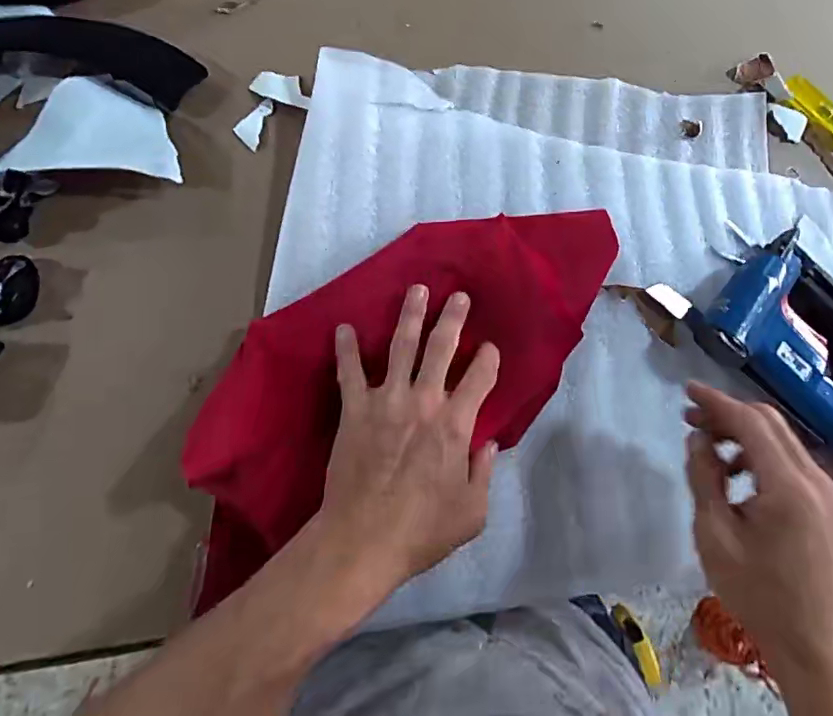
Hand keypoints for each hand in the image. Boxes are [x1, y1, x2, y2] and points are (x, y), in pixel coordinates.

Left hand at [315, 284, 500, 591]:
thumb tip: (489, 445)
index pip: (481, 376)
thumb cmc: (420, 531)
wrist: (359, 543)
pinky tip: (343, 328)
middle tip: (460, 296)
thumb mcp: (471, 512)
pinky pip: (350, 373)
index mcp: (456, 424)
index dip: (489, 359)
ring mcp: (387, 402)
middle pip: (442, 348)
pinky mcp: (354, 411)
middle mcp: (425, 402)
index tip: (490, 350)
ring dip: (411, 316)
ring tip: (418, 290)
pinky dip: (346, 350)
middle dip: (453, 319)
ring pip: (402, 347)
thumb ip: (484, 473)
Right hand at [685, 382, 832, 713]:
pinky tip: (738, 475)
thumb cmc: (759, 597)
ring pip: (782, 439)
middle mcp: (815, 477)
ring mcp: (827, 489)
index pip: (751, 422)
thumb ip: (704, 479)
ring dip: (745, 434)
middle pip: (769, 422)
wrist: (814, 646)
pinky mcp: (829, 502)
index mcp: (789, 485)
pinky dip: (763, 455)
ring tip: (709, 449)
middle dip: (728, 414)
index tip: (687, 390)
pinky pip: (792, 461)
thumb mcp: (716, 538)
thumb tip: (699, 439)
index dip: (716, 402)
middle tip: (692, 419)